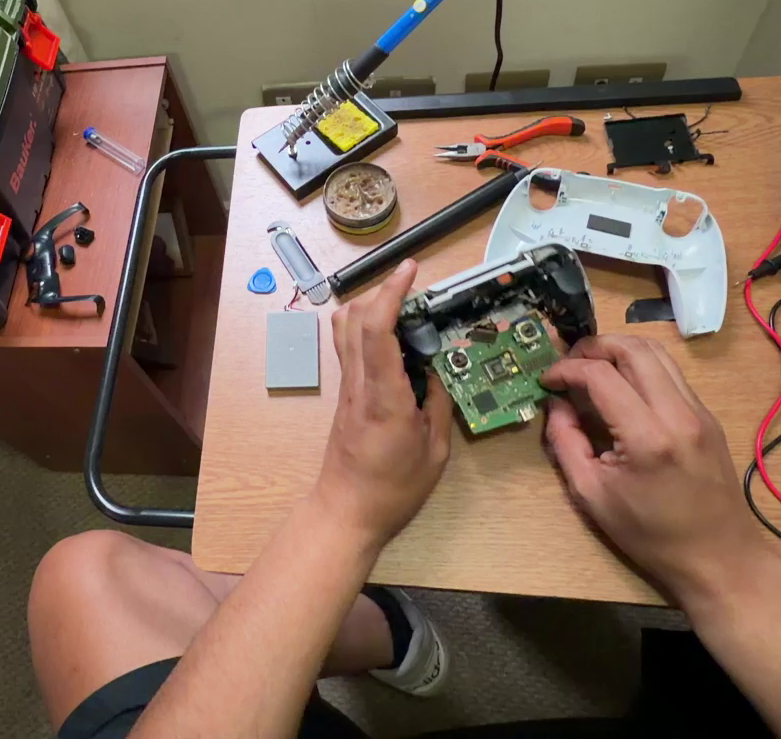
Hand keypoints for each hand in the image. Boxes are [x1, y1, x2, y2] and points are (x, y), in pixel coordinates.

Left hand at [313, 259, 454, 547]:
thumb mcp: (435, 452)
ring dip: (368, 304)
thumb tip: (435, 368)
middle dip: (381, 290)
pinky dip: (364, 326)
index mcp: (384, 396)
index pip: (377, 330)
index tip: (409, 270)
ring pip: (344, 328)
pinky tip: (389, 335)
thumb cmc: (394, 489)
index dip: (390, 293)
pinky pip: (347, 345)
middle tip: (412, 286)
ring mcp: (346, 385)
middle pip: (354, 318)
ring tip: (401, 305)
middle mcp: (358, 382)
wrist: (346, 510)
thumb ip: (438, 404)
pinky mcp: (343, 391)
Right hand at [540, 335, 770, 604]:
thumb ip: (565, 442)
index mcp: (647, 437)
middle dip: (592, 346)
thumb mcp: (591, 495)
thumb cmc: (651, 535)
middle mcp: (678, 413)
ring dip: (617, 350)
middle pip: (633, 348)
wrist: (722, 561)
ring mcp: (699, 412)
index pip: (600, 374)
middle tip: (568, 364)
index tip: (546, 380)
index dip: (566, 369)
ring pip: (656, 352)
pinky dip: (638, 366)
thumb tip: (555, 404)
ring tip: (591, 367)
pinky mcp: (707, 416)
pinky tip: (619, 387)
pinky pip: (669, 372)